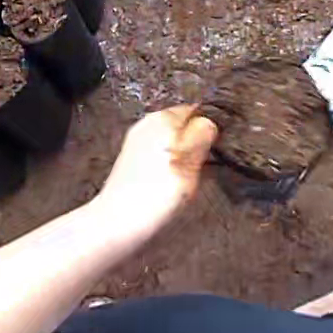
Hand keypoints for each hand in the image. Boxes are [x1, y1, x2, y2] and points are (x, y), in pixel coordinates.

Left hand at [93, 105, 218, 233]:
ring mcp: (137, 142)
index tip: (215, 149)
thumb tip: (209, 122)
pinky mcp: (131, 161)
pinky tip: (168, 188)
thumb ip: (202, 135)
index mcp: (162, 117)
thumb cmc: (155, 192)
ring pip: (171, 144)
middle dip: (194, 145)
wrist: (117, 221)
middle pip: (182, 128)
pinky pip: (159, 158)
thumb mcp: (191, 161)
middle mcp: (147, 124)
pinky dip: (168, 169)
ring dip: (182, 159)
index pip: (196, 111)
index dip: (208, 129)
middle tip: (198, 169)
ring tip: (182, 182)